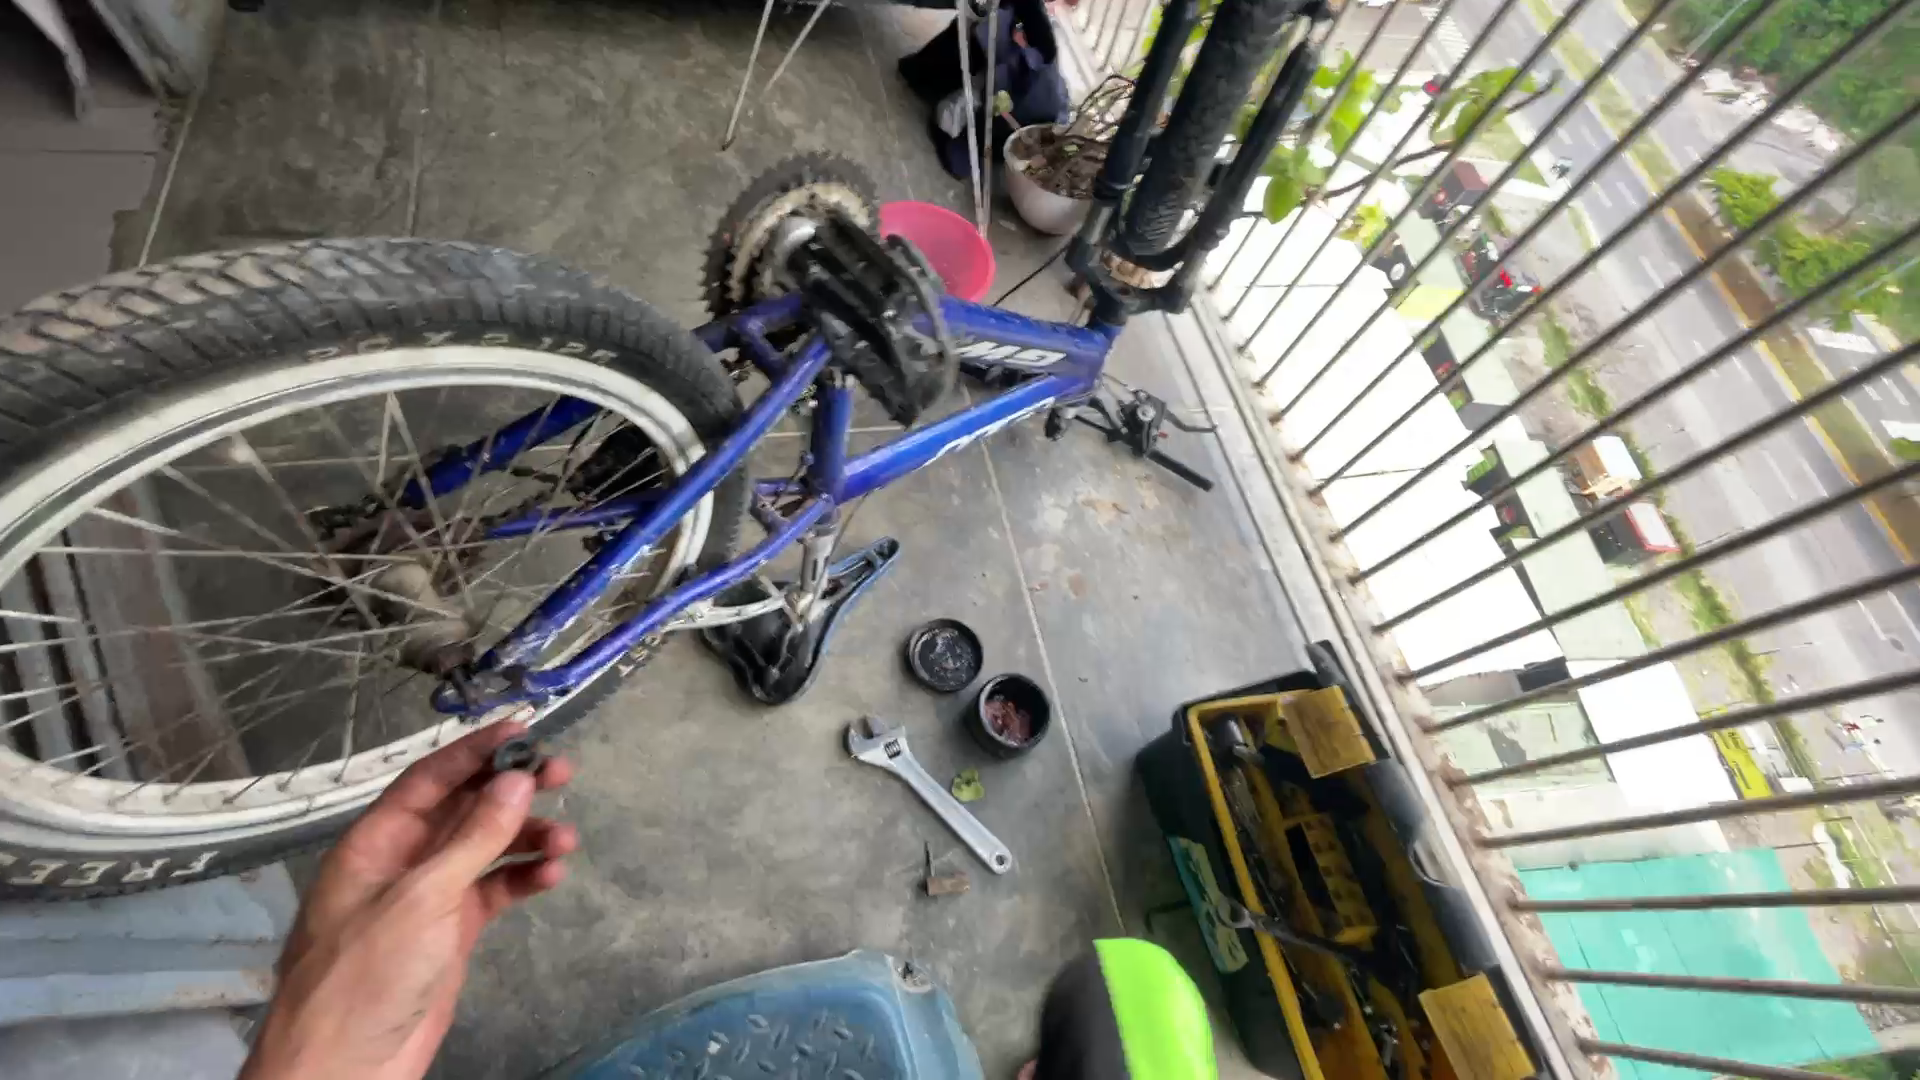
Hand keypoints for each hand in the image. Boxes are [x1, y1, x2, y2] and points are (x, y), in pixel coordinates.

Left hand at [240, 721, 577, 1079]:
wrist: (342, 1076)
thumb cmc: (364, 977)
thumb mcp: (421, 900)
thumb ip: (474, 838)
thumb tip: (517, 778)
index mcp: (377, 843)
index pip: (431, 778)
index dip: (476, 749)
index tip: (524, 728)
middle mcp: (407, 859)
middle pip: (468, 806)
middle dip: (515, 789)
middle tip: (563, 773)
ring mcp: (433, 893)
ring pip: (491, 844)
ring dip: (530, 836)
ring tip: (565, 840)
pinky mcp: (456, 927)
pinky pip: (499, 885)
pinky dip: (527, 876)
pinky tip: (550, 877)